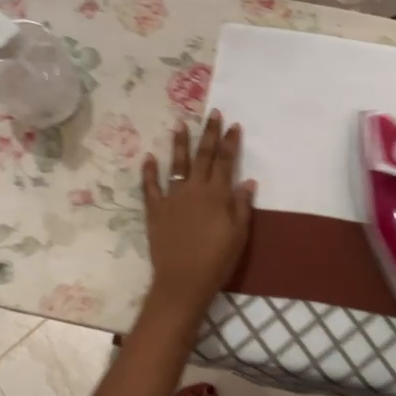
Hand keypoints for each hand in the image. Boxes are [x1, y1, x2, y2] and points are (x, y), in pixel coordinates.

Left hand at [141, 112, 255, 318]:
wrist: (183, 282)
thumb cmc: (217, 261)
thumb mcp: (239, 235)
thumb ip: (242, 206)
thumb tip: (248, 181)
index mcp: (217, 195)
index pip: (226, 162)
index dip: (230, 142)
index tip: (234, 125)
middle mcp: (195, 189)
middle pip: (204, 156)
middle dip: (209, 133)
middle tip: (212, 114)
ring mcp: (173, 197)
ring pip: (177, 164)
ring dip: (179, 143)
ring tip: (179, 124)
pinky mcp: (155, 210)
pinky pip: (150, 187)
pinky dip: (149, 171)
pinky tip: (148, 157)